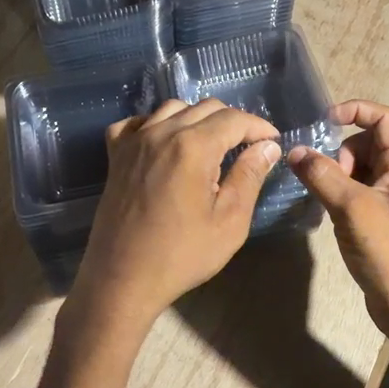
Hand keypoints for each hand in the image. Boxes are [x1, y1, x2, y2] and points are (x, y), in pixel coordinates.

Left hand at [71, 98, 280, 332]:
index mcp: (193, 147)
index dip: (259, 127)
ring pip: (172, 108)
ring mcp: (134, 142)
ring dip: (197, 118)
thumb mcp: (229, 221)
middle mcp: (161, 132)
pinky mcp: (115, 156)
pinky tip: (165, 144)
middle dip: (232, 122)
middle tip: (247, 147)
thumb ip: (249, 176)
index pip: (234, 119)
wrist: (123, 280)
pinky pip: (136, 123)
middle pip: (205, 107)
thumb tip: (268, 147)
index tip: (272, 142)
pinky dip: (155, 124)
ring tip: (210, 145)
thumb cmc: (181, 255)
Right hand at [288, 100, 388, 338]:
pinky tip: (328, 210)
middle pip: (367, 141)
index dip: (356, 110)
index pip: (385, 118)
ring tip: (327, 198)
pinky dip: (339, 191)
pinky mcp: (378, 215)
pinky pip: (355, 188)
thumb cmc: (386, 251)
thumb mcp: (352, 208)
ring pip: (358, 165)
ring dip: (337, 172)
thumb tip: (295, 152)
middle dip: (341, 150)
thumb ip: (323, 176)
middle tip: (328, 178)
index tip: (325, 122)